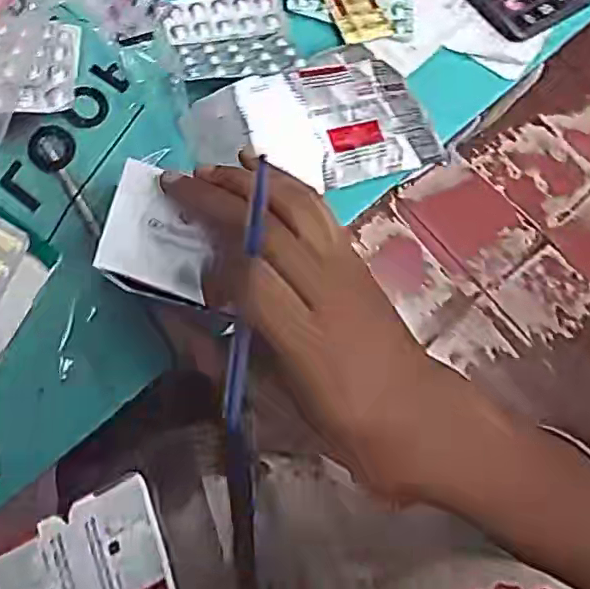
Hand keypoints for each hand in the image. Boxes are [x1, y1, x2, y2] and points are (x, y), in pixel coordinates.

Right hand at [159, 153, 489, 501]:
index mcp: (307, 340)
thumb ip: (217, 358)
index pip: (253, 282)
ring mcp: (343, 264)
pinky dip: (284, 181)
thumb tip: (171, 318)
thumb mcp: (274, 405)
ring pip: (294, 205)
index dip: (216, 272)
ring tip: (212, 168)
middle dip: (217, 199)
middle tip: (177, 183)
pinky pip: (315, 205)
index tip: (200, 282)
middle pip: (266, 228)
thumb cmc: (342, 420)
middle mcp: (327, 290)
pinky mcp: (352, 252)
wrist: (418, 415)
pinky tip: (260, 170)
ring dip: (248, 181)